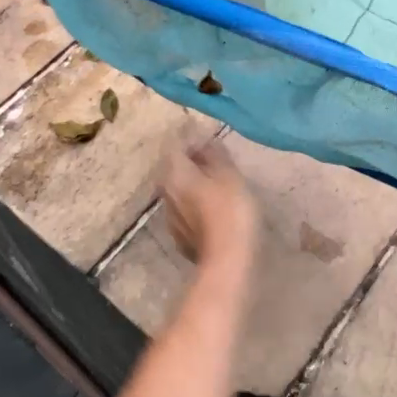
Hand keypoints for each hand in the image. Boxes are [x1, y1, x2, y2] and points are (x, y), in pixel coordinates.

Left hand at [162, 139, 257, 267]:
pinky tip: (212, 205)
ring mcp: (170, 217)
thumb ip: (216, 154)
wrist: (228, 260)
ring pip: (178, 190)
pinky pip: (184, 209)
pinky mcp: (180, 236)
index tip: (206, 136)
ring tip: (214, 179)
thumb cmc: (230, 210)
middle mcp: (166, 193)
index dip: (189, 138)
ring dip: (192, 181)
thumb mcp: (229, 175)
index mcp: (175, 174)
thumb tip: (206, 141)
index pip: (174, 146)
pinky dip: (195, 201)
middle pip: (173, 168)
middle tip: (212, 156)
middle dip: (190, 159)